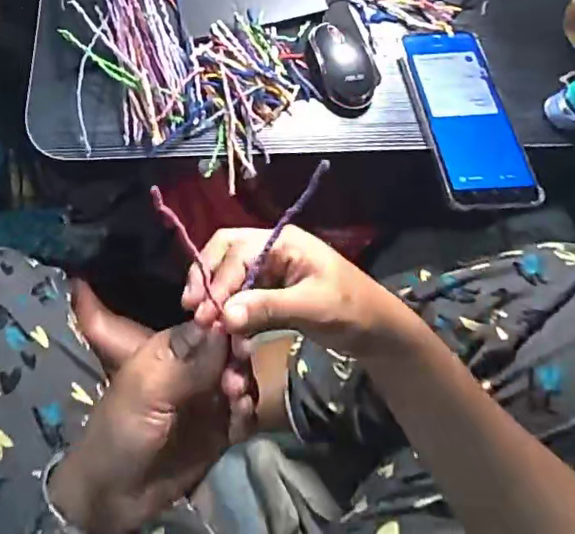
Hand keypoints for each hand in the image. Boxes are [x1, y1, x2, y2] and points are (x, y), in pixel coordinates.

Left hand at [49, 320, 253, 532]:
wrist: (114, 495)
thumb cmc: (121, 428)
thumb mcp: (148, 387)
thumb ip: (186, 359)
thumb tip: (219, 320)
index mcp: (172, 349)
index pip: (207, 324)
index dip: (224, 321)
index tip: (236, 326)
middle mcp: (194, 369)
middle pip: (228, 349)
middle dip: (237, 352)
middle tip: (239, 360)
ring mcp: (208, 400)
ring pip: (239, 379)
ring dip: (243, 381)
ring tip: (235, 393)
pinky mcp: (220, 432)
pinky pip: (243, 416)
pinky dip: (246, 412)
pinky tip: (240, 414)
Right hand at [183, 226, 415, 358]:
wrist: (381, 333)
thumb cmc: (353, 309)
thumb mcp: (313, 307)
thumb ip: (268, 308)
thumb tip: (224, 316)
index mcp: (282, 241)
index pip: (236, 250)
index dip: (217, 279)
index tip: (204, 312)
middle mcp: (272, 249)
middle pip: (226, 254)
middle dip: (208, 280)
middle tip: (193, 311)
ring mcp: (271, 271)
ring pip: (232, 276)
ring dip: (217, 299)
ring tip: (206, 326)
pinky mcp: (273, 293)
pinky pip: (243, 298)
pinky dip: (232, 314)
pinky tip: (226, 334)